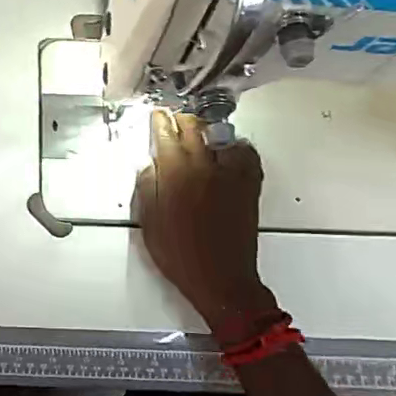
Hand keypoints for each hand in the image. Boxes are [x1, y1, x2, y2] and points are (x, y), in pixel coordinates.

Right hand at [134, 110, 278, 336]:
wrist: (220, 278)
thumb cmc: (181, 256)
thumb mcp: (150, 223)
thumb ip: (147, 188)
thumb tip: (149, 166)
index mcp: (175, 174)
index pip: (165, 134)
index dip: (159, 122)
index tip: (156, 117)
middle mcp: (204, 167)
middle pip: (193, 128)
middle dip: (181, 120)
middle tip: (174, 122)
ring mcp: (229, 174)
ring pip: (219, 136)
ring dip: (206, 131)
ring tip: (199, 135)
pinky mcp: (248, 185)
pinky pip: (246, 154)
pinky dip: (236, 147)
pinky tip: (228, 151)